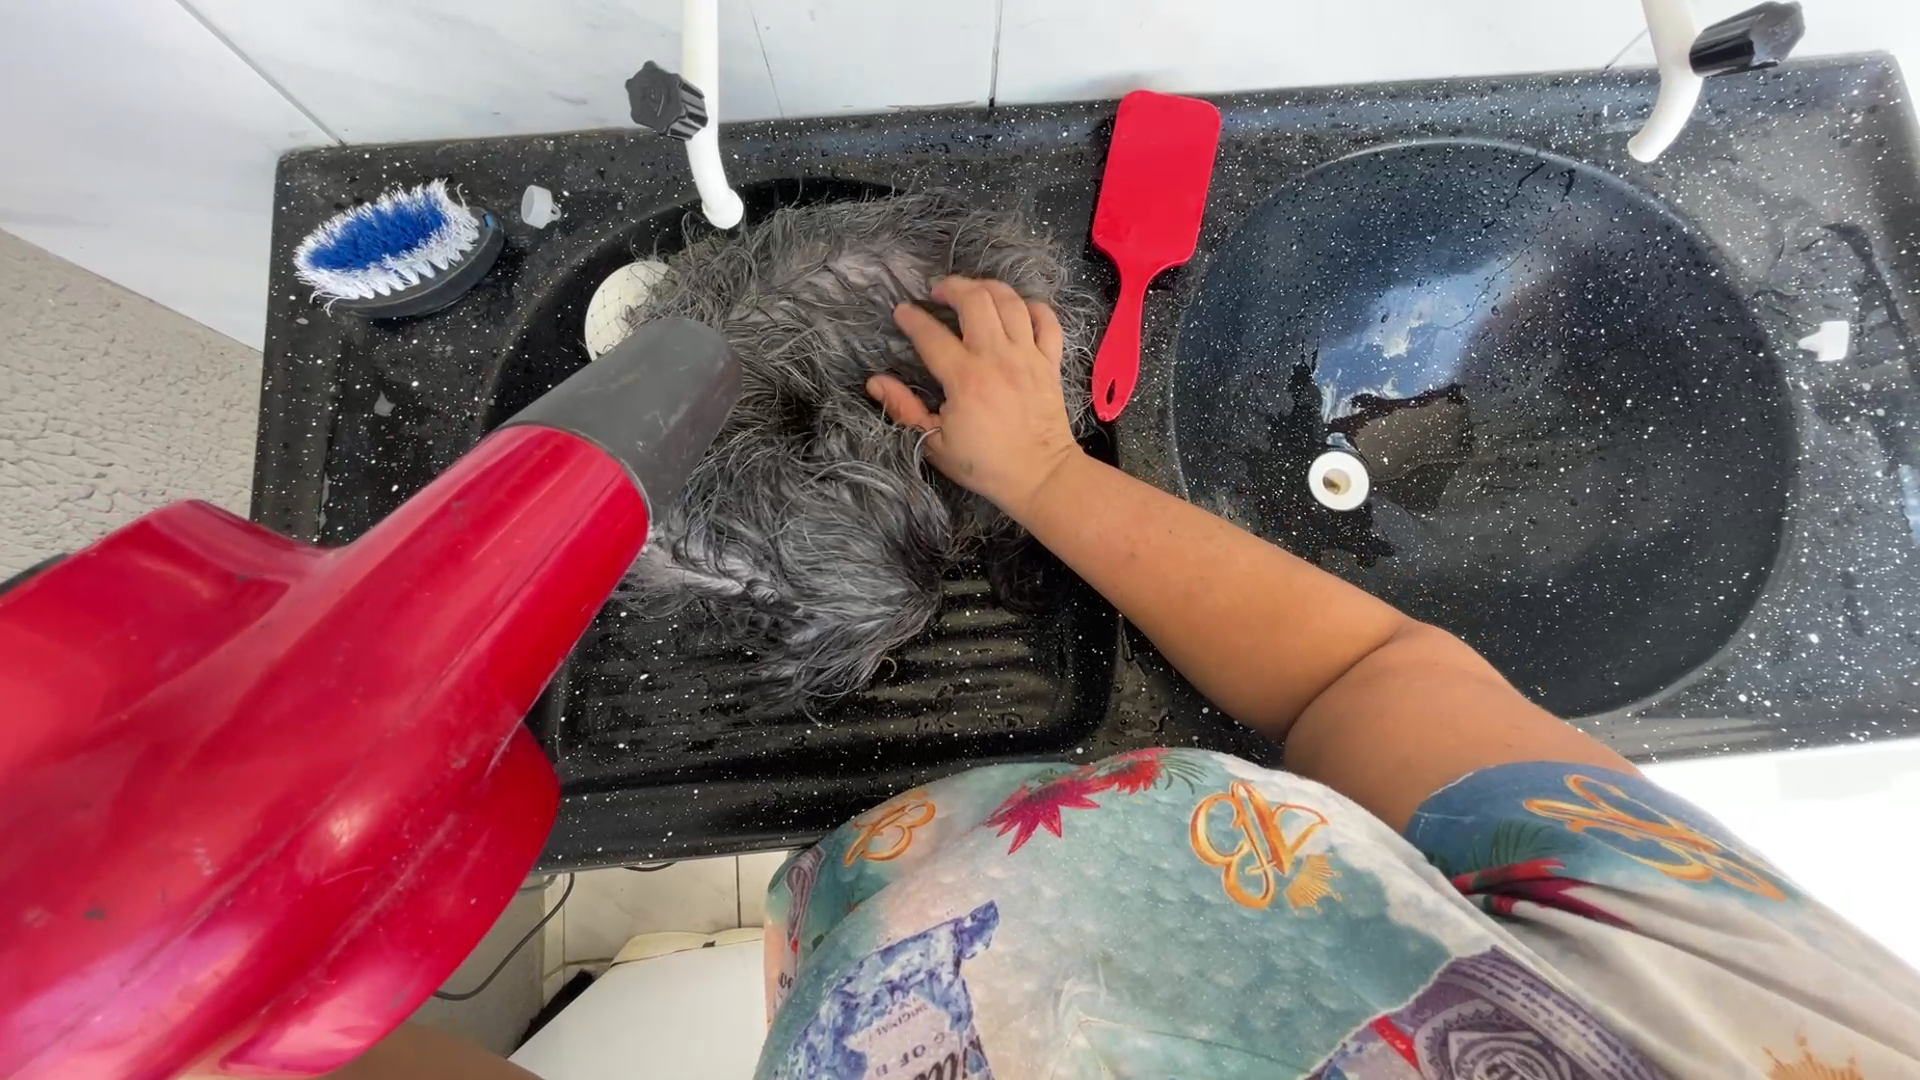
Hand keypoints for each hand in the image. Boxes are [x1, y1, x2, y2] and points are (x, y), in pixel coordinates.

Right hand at [869, 276, 1084, 518]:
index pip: (931, 335)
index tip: (902, 313)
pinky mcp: (1050, 363)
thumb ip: (904, 409)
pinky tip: (1016, 311)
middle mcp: (997, 358)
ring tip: (972, 292)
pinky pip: (1047, 320)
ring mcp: (1028, 357)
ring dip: (988, 288)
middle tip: (937, 293)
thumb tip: (876, 382)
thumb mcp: (934, 445)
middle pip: (975, 300)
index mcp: (965, 379)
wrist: (1041, 476)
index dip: (912, 319)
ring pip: (1010, 301)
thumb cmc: (985, 465)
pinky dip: (1032, 307)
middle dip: (952, 287)